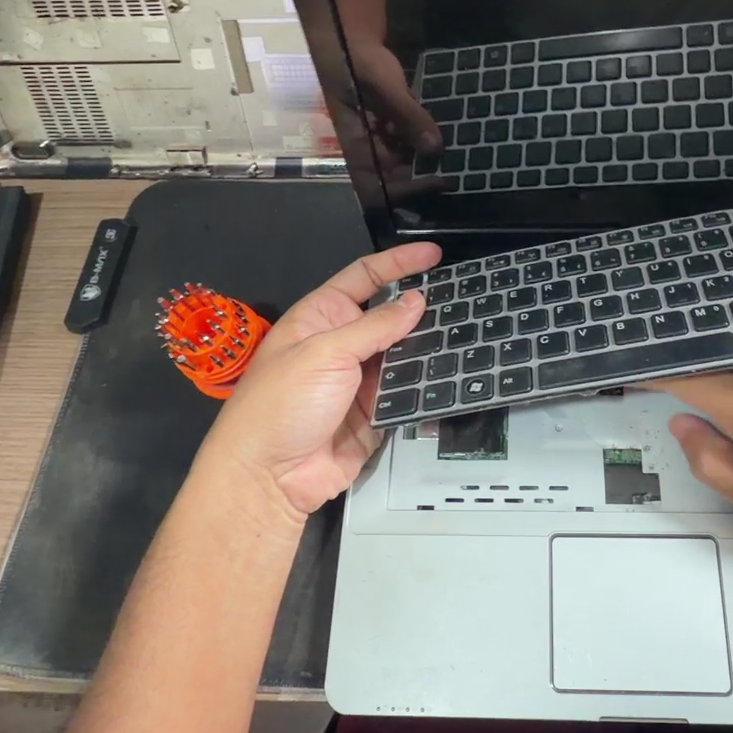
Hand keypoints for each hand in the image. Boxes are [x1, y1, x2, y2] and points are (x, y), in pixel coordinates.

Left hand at [200, 243, 440, 522]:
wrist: (268, 478)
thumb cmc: (279, 405)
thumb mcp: (325, 354)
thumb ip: (376, 326)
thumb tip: (417, 300)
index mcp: (321, 317)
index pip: (365, 277)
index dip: (398, 263)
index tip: (433, 254)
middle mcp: (342, 343)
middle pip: (390, 316)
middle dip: (421, 308)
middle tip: (460, 299)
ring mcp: (359, 379)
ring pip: (403, 354)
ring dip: (427, 348)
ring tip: (463, 334)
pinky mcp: (374, 413)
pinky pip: (406, 392)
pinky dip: (424, 385)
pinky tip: (449, 374)